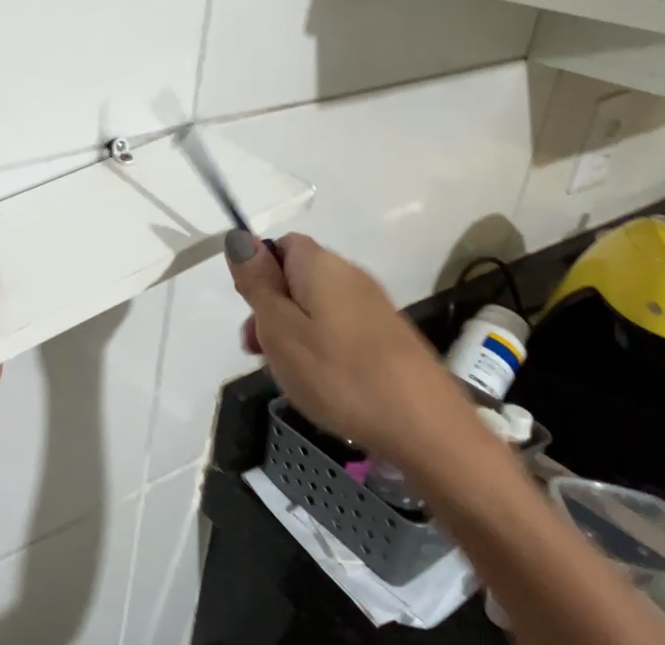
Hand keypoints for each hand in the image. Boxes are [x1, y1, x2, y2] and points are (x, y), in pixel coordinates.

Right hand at [225, 231, 467, 464]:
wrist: (424, 427)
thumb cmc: (338, 374)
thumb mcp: (279, 328)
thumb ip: (257, 282)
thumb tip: (239, 236)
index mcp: (320, 264)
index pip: (280, 245)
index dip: (258, 273)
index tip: (251, 313)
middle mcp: (350, 274)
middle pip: (297, 277)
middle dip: (272, 309)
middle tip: (261, 352)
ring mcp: (374, 307)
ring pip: (317, 307)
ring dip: (295, 333)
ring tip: (289, 374)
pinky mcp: (389, 338)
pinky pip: (341, 330)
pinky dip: (323, 349)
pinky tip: (323, 383)